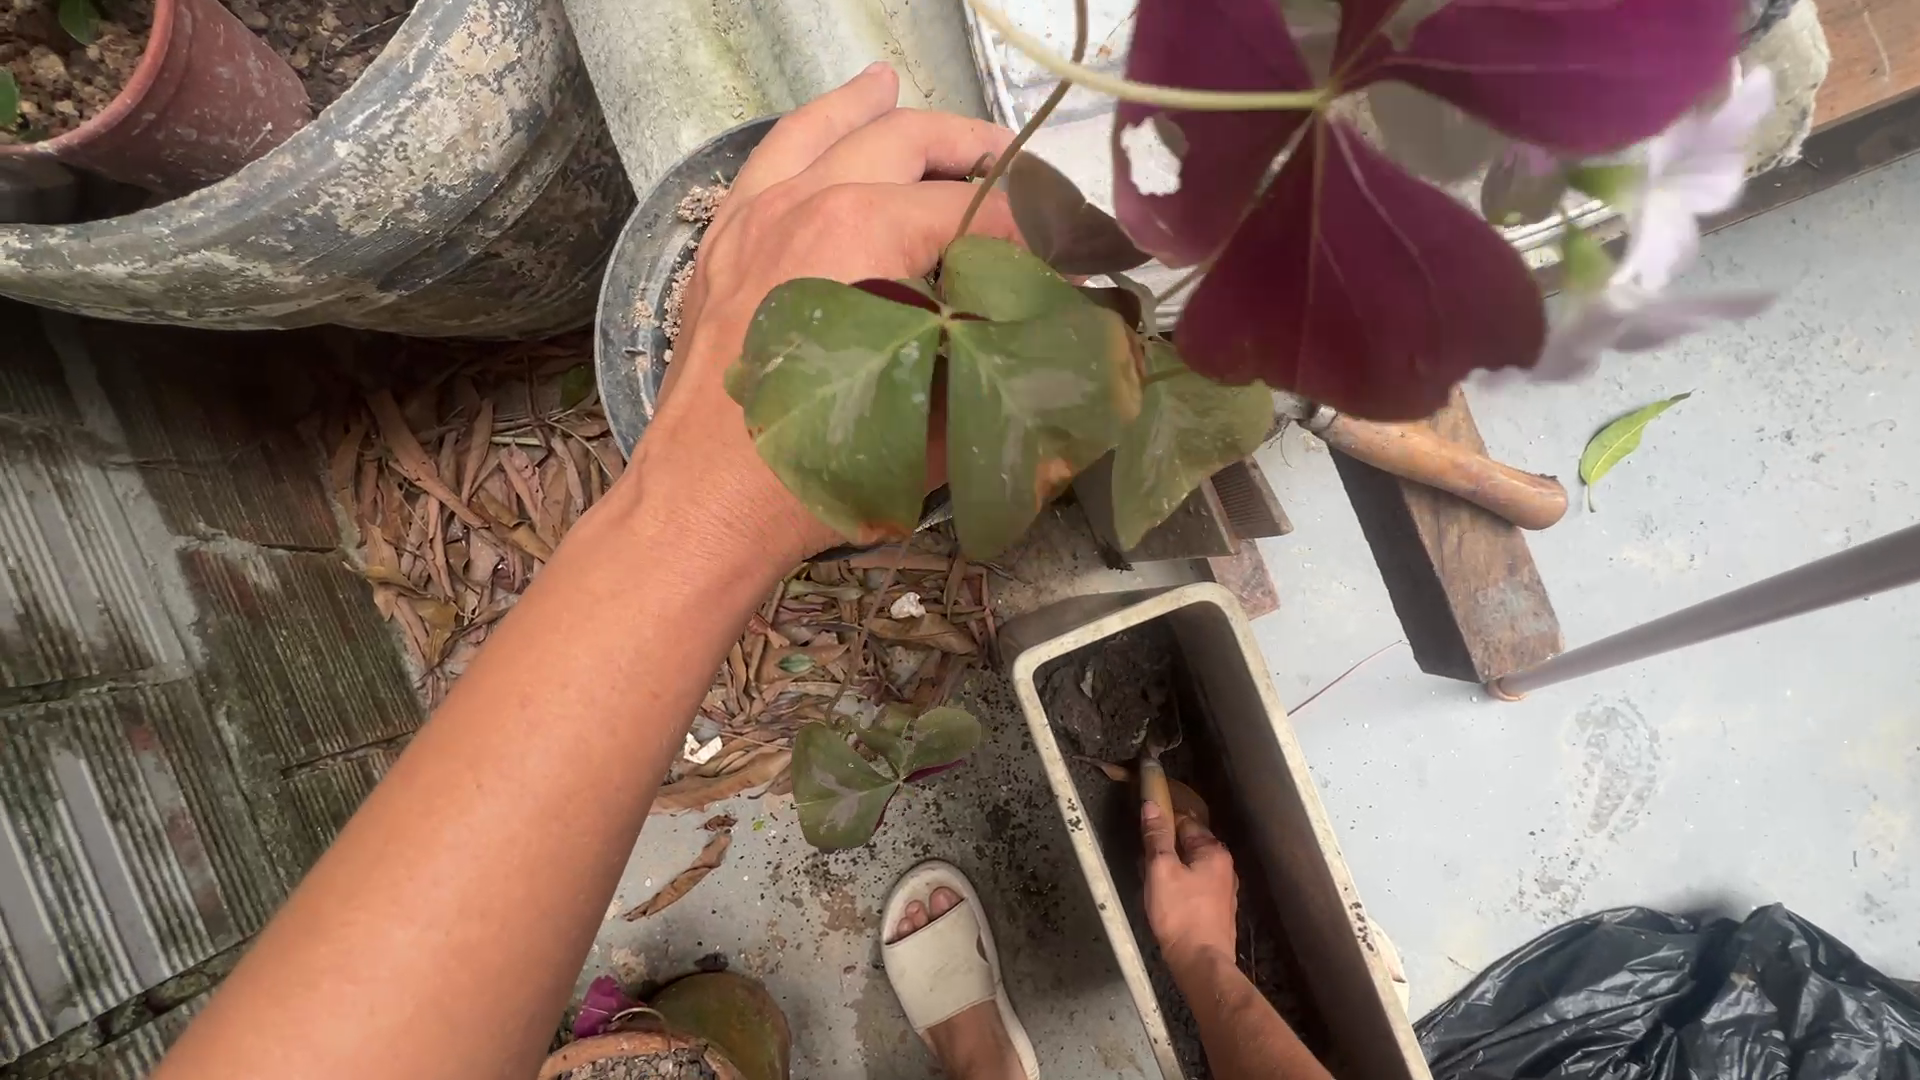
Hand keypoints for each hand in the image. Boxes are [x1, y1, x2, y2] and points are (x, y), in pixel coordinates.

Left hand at [629, 62, 1017, 568]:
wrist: (706, 507)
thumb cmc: (820, 476)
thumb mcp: (930, 429)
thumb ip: (988, 365)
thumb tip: (1041, 330)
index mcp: (864, 240)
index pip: (973, 212)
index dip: (1030, 235)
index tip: (1060, 260)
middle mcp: (808, 205)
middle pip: (908, 143)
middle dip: (974, 148)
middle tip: (1016, 168)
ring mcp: (756, 216)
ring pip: (829, 129)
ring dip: (887, 112)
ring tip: (917, 96)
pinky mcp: (724, 241)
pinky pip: (772, 158)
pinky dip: (814, 129)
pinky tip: (838, 120)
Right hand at [1141, 800, 1237, 969]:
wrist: (1200, 963)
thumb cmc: (1179, 913)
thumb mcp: (1160, 868)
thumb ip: (1156, 835)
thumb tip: (1152, 805)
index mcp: (1214, 851)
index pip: (1184, 821)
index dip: (1162, 824)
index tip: (1144, 835)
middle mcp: (1224, 867)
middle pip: (1188, 844)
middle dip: (1165, 849)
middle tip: (1145, 863)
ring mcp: (1224, 890)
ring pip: (1190, 866)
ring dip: (1171, 869)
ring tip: (1152, 883)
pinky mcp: (1218, 910)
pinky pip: (1195, 886)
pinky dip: (1179, 886)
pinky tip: (1166, 899)